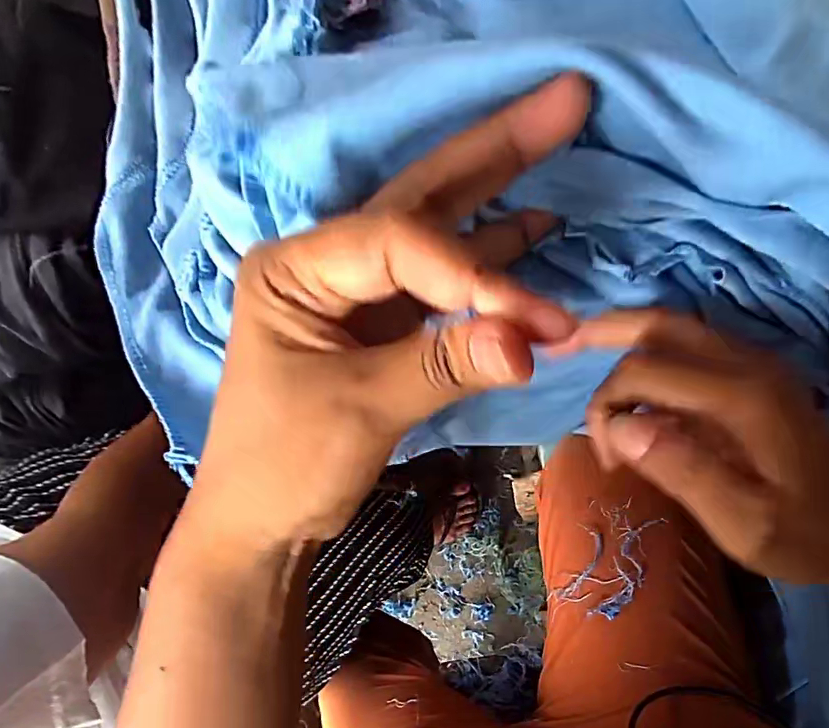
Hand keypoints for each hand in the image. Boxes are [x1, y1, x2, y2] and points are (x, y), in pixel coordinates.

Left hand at [190, 74, 590, 548]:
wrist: (262, 524)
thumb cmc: (286, 465)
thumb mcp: (361, 411)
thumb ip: (444, 366)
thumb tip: (531, 341)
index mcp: (296, 269)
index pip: (399, 241)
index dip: (473, 273)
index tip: (537, 320)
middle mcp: (326, 267)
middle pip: (418, 202)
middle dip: (493, 155)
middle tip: (566, 101)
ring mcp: (358, 299)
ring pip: (437, 238)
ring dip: (499, 200)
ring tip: (558, 143)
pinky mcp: (384, 334)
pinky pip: (443, 291)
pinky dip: (489, 271)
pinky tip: (530, 233)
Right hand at [573, 310, 828, 585]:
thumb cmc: (803, 536)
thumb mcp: (742, 524)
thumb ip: (684, 472)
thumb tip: (621, 429)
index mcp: (743, 398)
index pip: (646, 369)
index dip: (608, 403)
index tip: (609, 460)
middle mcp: (749, 365)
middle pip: (660, 326)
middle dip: (605, 338)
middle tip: (561, 351)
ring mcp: (756, 366)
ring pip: (676, 329)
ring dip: (627, 345)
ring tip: (585, 360)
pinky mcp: (756, 378)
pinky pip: (691, 351)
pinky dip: (652, 361)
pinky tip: (635, 395)